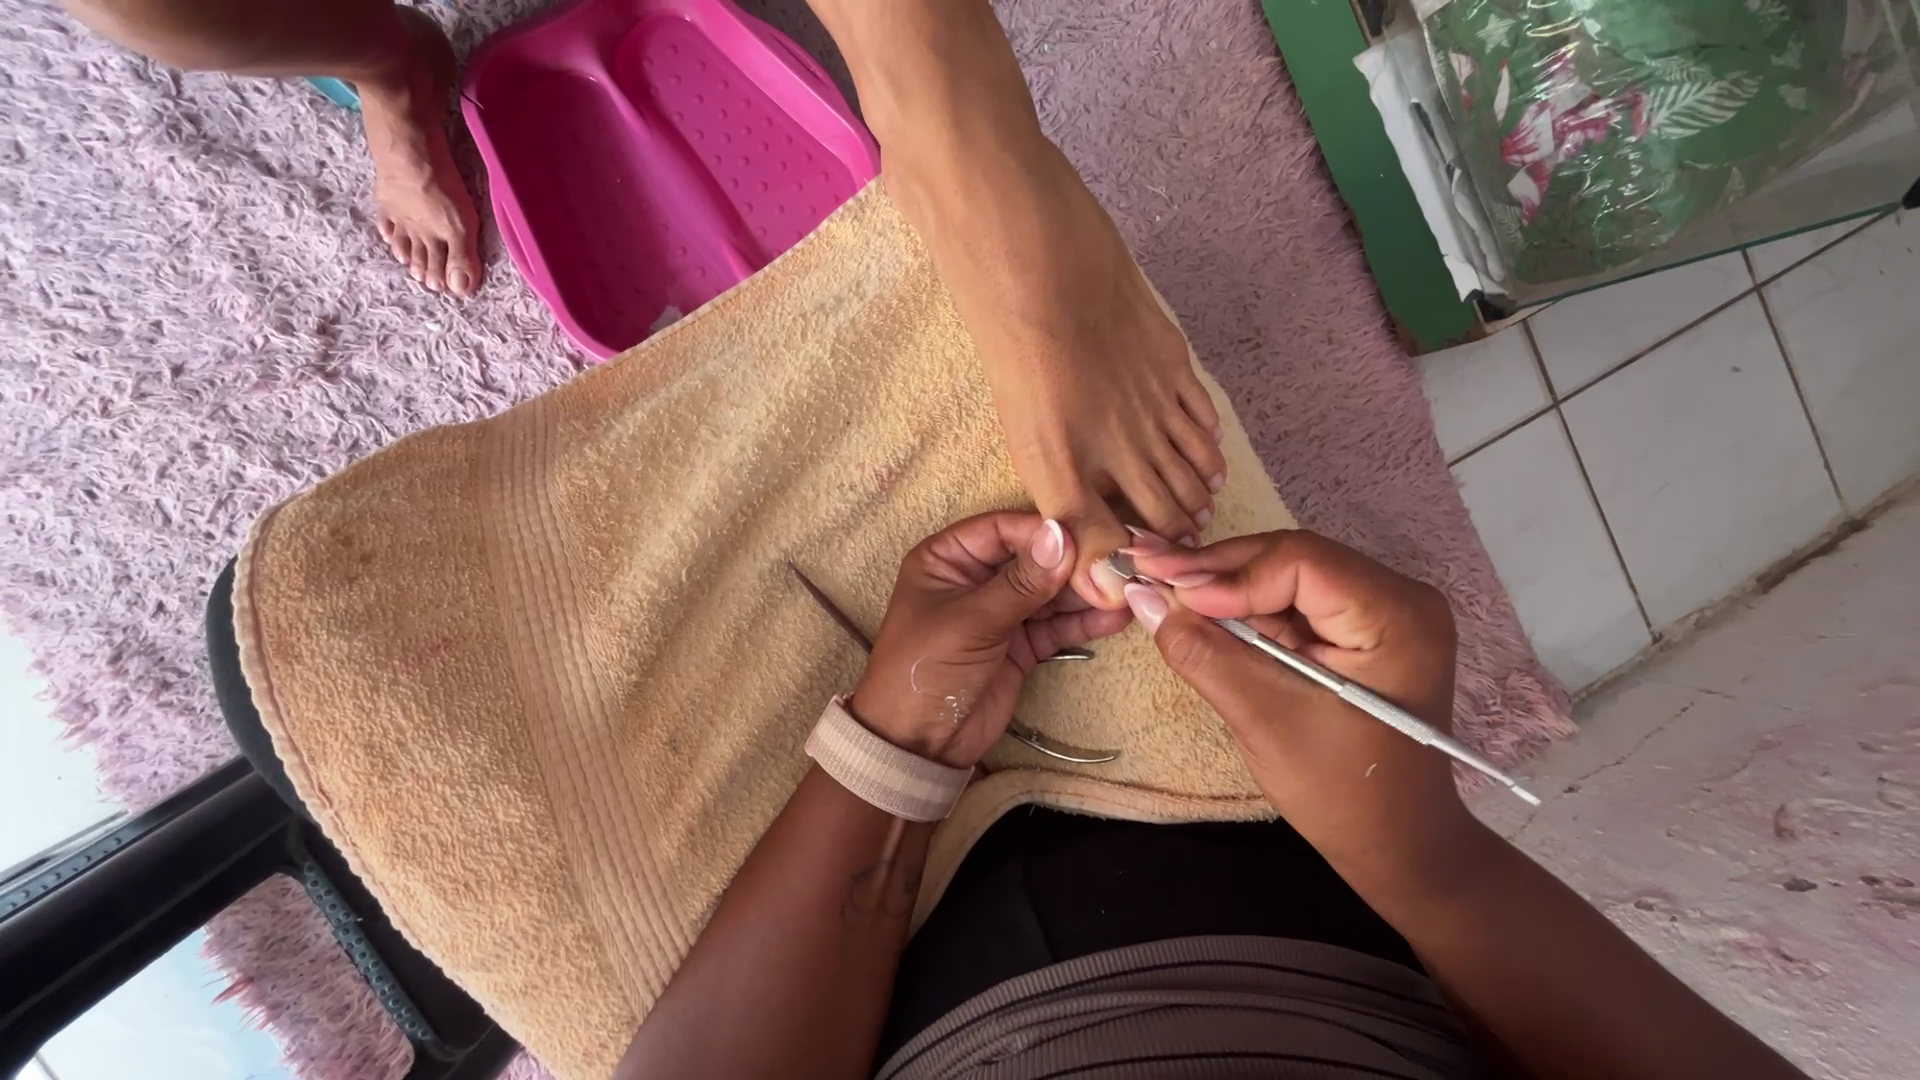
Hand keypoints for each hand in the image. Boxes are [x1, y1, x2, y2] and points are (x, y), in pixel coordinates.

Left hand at [851, 513, 1133, 767]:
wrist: (918, 745)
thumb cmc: (925, 669)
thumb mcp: (970, 621)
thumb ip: (1020, 583)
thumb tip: (1062, 536)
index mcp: (947, 559)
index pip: (1002, 529)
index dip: (1043, 531)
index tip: (1086, 534)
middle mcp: (976, 577)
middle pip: (1032, 558)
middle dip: (1072, 561)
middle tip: (1116, 560)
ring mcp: (1001, 612)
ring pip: (1049, 591)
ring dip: (1084, 591)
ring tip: (1124, 589)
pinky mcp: (1021, 644)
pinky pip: (1056, 625)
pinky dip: (1083, 622)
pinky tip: (1115, 618)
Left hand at [890, 140, 1227, 613]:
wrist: (1010, 229)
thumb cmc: (987, 313)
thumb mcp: (1004, 402)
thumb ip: (1050, 463)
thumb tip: (1080, 510)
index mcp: (1052, 460)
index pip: (1103, 539)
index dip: (1121, 566)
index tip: (1132, 581)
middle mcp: (1107, 441)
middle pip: (1156, 511)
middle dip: (1165, 543)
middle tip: (1174, 560)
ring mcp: (1145, 397)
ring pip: (1184, 472)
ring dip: (1191, 503)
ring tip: (1195, 524)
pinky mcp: (1170, 355)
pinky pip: (1200, 422)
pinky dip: (1207, 451)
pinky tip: (1210, 467)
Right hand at [1123, 530, 1474, 883]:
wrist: (1394, 842)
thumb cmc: (1343, 792)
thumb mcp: (1264, 720)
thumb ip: (1203, 654)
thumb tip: (1142, 597)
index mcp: (1397, 617)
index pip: (1301, 562)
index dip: (1228, 572)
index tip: (1166, 589)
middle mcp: (1395, 597)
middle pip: (1289, 558)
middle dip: (1215, 571)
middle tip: (1146, 569)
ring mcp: (1374, 610)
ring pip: (1280, 574)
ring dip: (1219, 585)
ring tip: (1159, 584)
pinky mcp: (1351, 627)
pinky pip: (1285, 600)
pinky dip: (1237, 606)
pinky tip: (1193, 606)